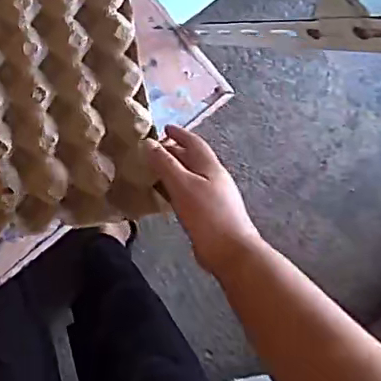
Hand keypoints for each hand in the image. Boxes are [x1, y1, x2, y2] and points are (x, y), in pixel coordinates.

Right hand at [144, 125, 265, 274]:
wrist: (232, 253)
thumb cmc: (208, 216)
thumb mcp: (183, 186)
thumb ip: (165, 164)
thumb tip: (149, 144)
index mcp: (210, 167)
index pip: (194, 143)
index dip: (179, 134)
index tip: (165, 128)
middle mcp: (214, 178)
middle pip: (192, 159)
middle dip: (174, 151)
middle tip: (153, 150)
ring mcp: (213, 197)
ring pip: (190, 176)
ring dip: (174, 170)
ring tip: (154, 170)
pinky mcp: (209, 214)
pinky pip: (189, 192)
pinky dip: (176, 188)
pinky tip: (165, 196)